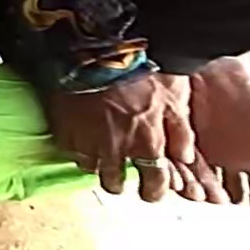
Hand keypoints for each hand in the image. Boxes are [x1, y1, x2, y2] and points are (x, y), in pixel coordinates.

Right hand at [46, 72, 194, 200]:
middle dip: (118, 184)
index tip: (149, 192)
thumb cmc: (140, 75)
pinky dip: (75, 150)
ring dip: (95, 166)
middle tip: (119, 178)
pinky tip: (80, 142)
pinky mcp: (63, 130)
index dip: (153, 192)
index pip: (154, 183)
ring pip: (89, 169)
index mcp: (147, 145)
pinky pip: (68, 150)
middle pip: (114, 182)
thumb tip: (186, 158)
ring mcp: (86, 141)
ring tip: (97, 159)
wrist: (96, 57)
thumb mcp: (173, 101)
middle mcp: (116, 150)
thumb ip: (182, 134)